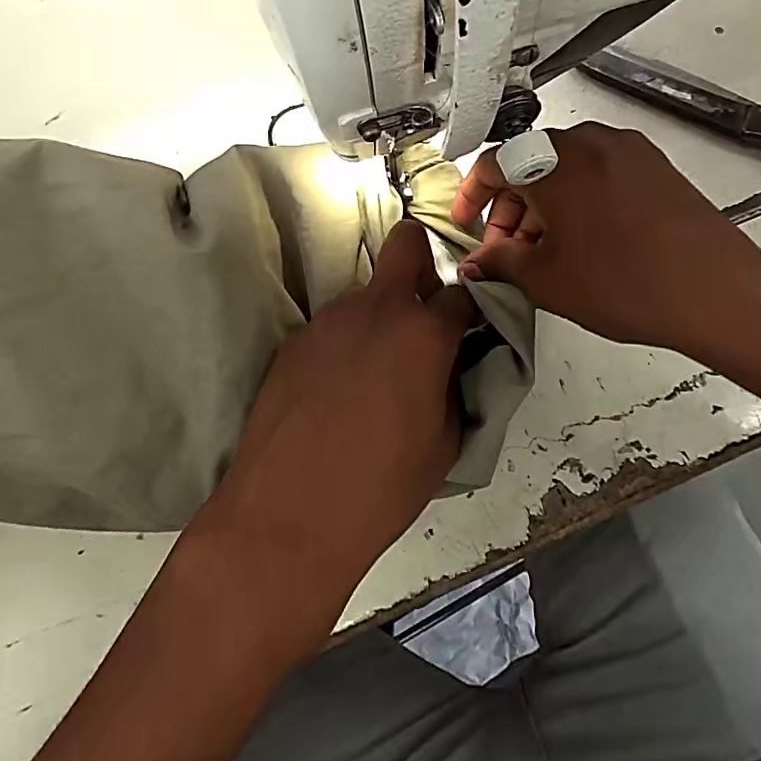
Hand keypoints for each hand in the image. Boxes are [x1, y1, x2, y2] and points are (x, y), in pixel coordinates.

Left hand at [204, 219, 478, 583]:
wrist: (286, 516)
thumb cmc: (379, 487)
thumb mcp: (446, 443)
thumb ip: (456, 387)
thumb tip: (451, 366)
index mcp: (423, 334)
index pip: (464, 293)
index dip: (474, 309)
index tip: (472, 330)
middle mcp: (375, 312)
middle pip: (407, 244)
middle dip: (426, 265)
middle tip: (426, 315)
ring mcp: (328, 322)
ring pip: (367, 293)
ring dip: (382, 317)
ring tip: (376, 374)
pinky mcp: (294, 342)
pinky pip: (334, 326)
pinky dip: (347, 343)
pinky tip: (339, 391)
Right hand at [450, 122, 760, 353]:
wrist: (712, 288)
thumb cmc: (633, 282)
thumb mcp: (547, 280)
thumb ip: (501, 263)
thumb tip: (482, 261)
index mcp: (551, 162)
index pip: (492, 165)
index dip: (471, 197)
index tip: (468, 221)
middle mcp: (589, 144)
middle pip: (529, 166)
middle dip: (510, 209)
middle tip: (506, 250)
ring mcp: (626, 151)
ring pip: (566, 170)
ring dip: (545, 207)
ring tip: (546, 253)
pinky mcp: (653, 166)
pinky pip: (599, 175)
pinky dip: (579, 201)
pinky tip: (583, 242)